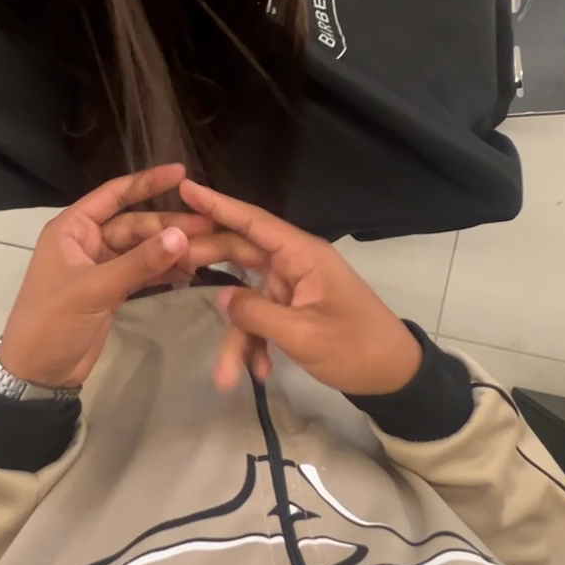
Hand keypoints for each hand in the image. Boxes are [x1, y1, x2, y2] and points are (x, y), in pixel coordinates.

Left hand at [0, 165, 252, 389]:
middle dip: (168, 225)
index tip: (182, 173)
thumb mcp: (94, 289)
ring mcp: (101, 267)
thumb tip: (182, 236)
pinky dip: (164, 271)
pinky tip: (190, 271)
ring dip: (170, 249)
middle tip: (207, 227)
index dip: (147, 182)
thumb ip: (139, 263)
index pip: (114, 195)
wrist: (38, 373)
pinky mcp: (112, 290)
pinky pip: (143, 272)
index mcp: (72, 229)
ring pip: (142, 249)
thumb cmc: (53, 322)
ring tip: (206, 248)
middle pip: (135, 224)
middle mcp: (87, 241)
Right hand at [178, 179, 421, 396]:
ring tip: (225, 376)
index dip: (217, 204)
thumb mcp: (304, 335)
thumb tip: (222, 298)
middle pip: (240, 253)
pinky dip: (256, 346)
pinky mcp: (293, 310)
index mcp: (302, 255)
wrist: (395, 378)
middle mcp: (294, 263)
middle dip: (207, 263)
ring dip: (237, 336)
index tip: (185, 187)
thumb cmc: (356, 348)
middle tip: (169, 265)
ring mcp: (292, 287)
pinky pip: (262, 320)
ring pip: (248, 298)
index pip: (253, 221)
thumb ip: (257, 314)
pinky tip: (259, 373)